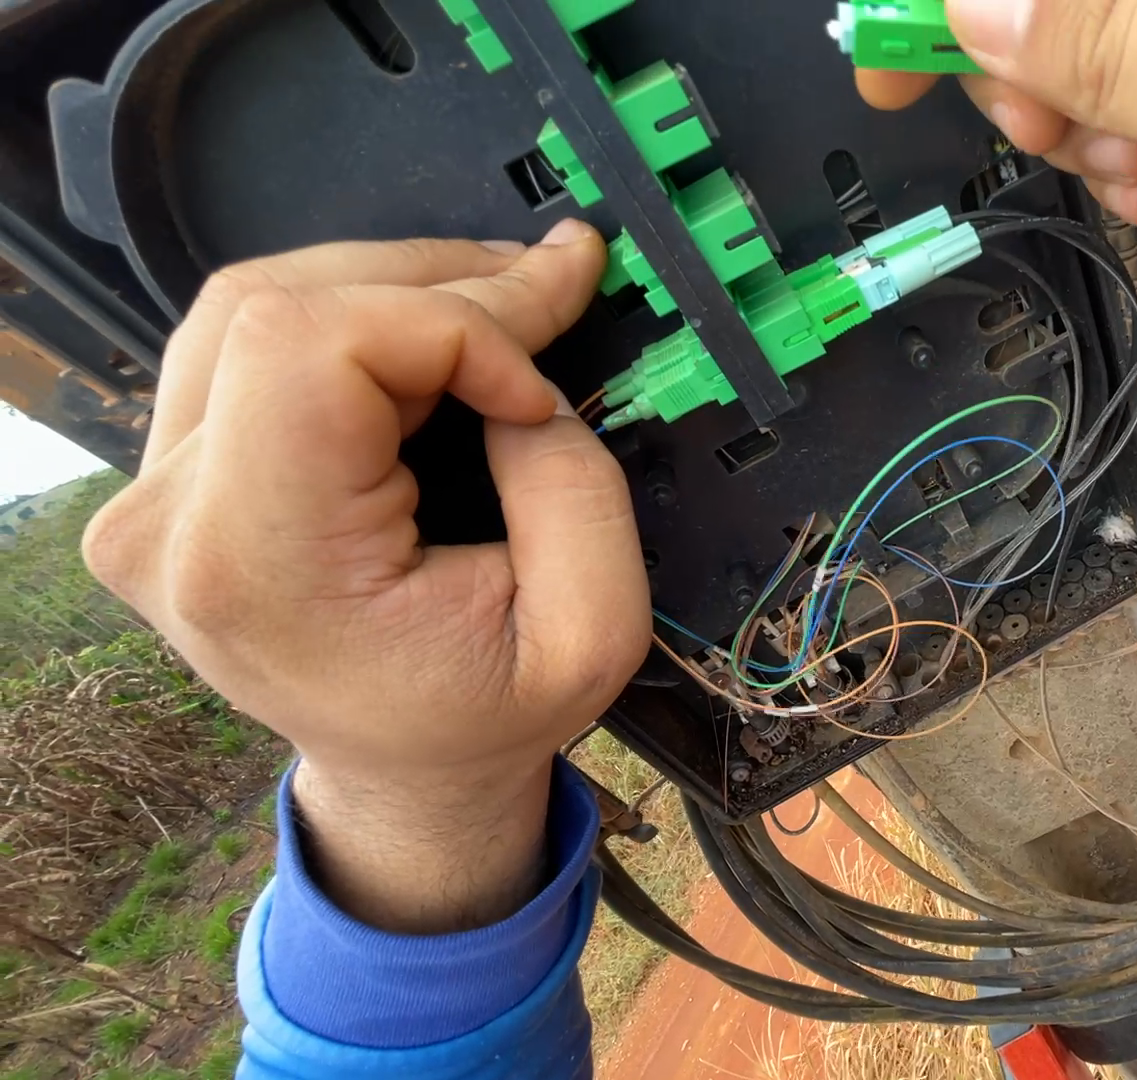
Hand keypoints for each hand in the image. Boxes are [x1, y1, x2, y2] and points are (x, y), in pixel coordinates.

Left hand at [83, 220, 649, 930]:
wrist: (417, 771)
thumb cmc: (510, 713)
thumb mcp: (599, 626)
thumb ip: (573, 487)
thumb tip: (519, 377)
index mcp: (267, 568)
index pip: (314, 347)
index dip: (455, 332)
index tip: (543, 396)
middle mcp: (170, 522)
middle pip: (278, 305)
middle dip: (444, 281)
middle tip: (558, 276)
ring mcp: (154, 497)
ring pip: (254, 304)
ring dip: (403, 283)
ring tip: (511, 294)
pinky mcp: (181, 482)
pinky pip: (257, 348)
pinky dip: (367, 318)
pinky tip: (444, 332)